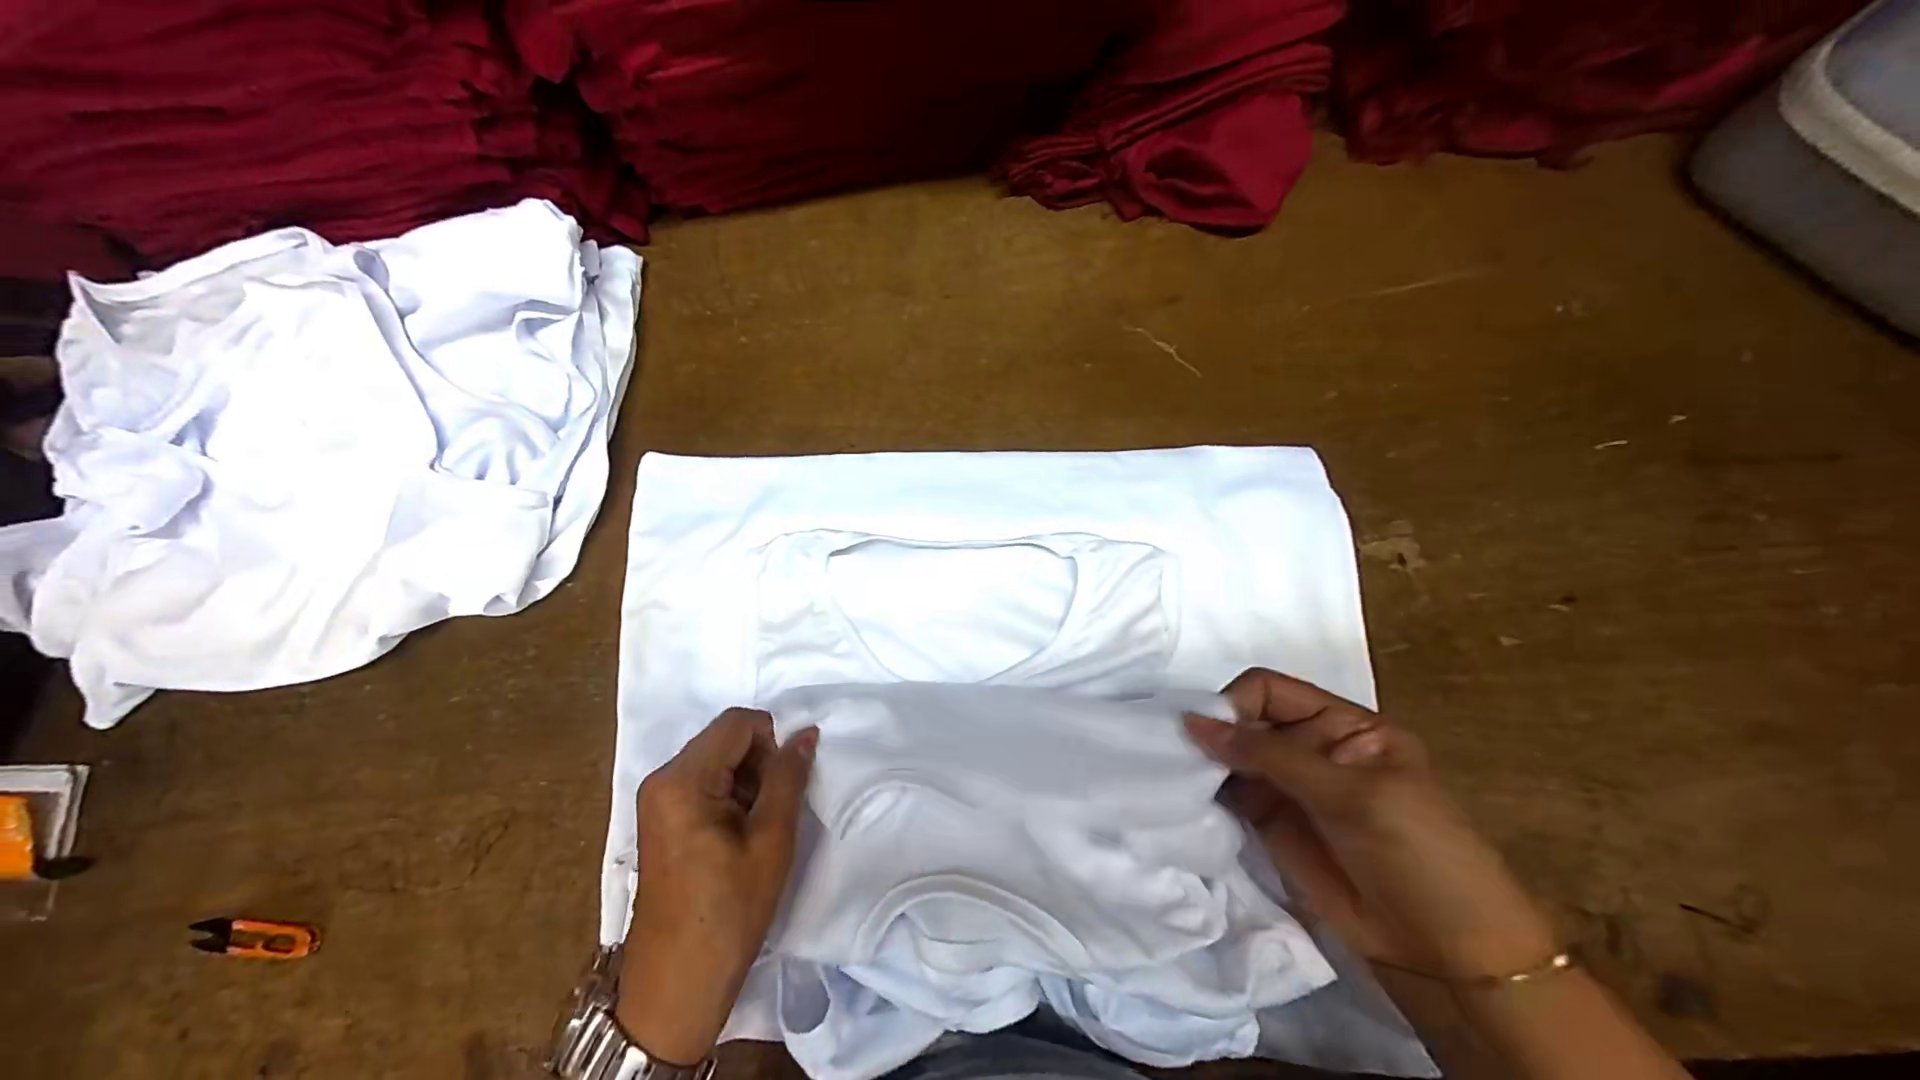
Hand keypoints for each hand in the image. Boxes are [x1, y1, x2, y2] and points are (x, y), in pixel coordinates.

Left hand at [617, 708, 817, 1063]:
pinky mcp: (660, 819)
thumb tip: (805, 733)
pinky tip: (739, 836)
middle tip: (774, 810)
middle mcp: (661, 779)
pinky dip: (729, 796)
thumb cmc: (730, 909)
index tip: (785, 783)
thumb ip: (788, 777)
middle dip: (759, 761)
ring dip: (747, 780)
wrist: (678, 982)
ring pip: (716, 760)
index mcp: (682, 780)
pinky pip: (702, 783)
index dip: (772, 741)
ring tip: (757, 828)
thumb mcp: (771, 840)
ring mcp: (656, 800)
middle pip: (724, 739)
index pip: (737, 723)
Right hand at [1185, 669, 1558, 978]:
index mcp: (1341, 724)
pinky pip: (1228, 797)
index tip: (1204, 733)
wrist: (1449, 953)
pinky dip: (1205, 795)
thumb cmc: (1418, 854)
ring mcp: (1288, 788)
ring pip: (1229, 758)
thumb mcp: (1351, 794)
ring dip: (1203, 764)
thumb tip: (1192, 721)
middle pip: (1243, 721)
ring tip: (1176, 779)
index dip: (1233, 704)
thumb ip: (1271, 756)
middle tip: (1177, 757)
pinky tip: (1187, 801)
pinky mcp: (1270, 825)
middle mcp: (1308, 747)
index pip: (1268, 690)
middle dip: (1212, 734)